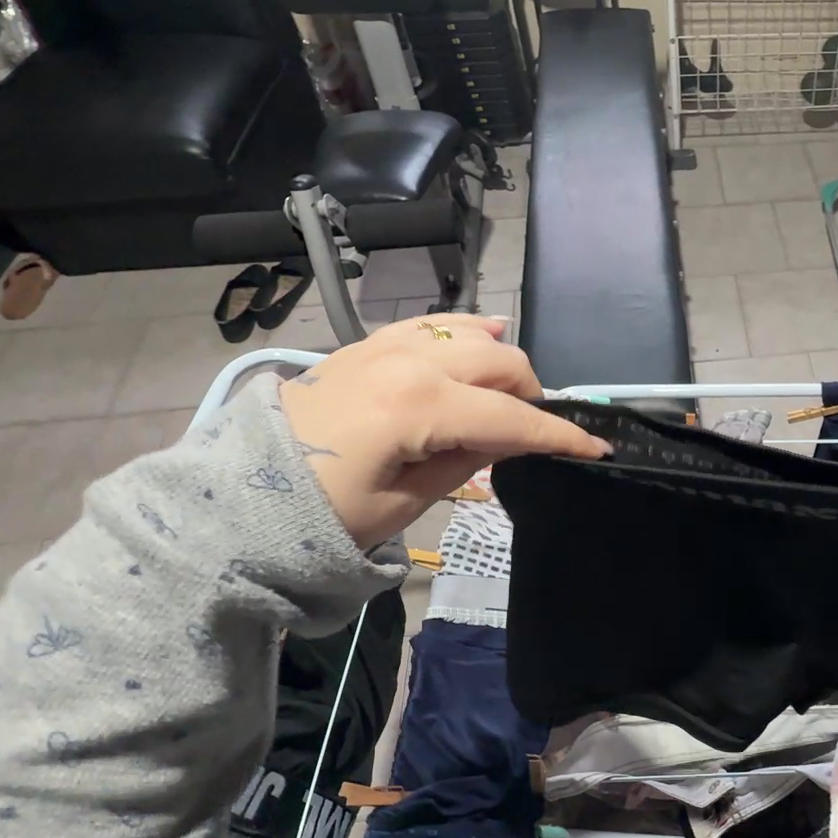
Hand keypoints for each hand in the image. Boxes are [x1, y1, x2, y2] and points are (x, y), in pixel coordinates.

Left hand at [276, 314, 609, 546]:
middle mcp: (412, 361)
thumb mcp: (407, 500)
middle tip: (533, 433)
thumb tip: (514, 437)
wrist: (240, 497)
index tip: (597, 447)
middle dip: (533, 397)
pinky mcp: (370, 343)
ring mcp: (388, 344)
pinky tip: (487, 335)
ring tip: (509, 396)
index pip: (512, 419)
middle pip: (504, 363)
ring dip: (504, 362)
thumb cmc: (325, 514)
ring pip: (475, 334)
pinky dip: (468, 330)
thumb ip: (470, 457)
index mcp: (420, 406)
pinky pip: (435, 323)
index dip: (560, 436)